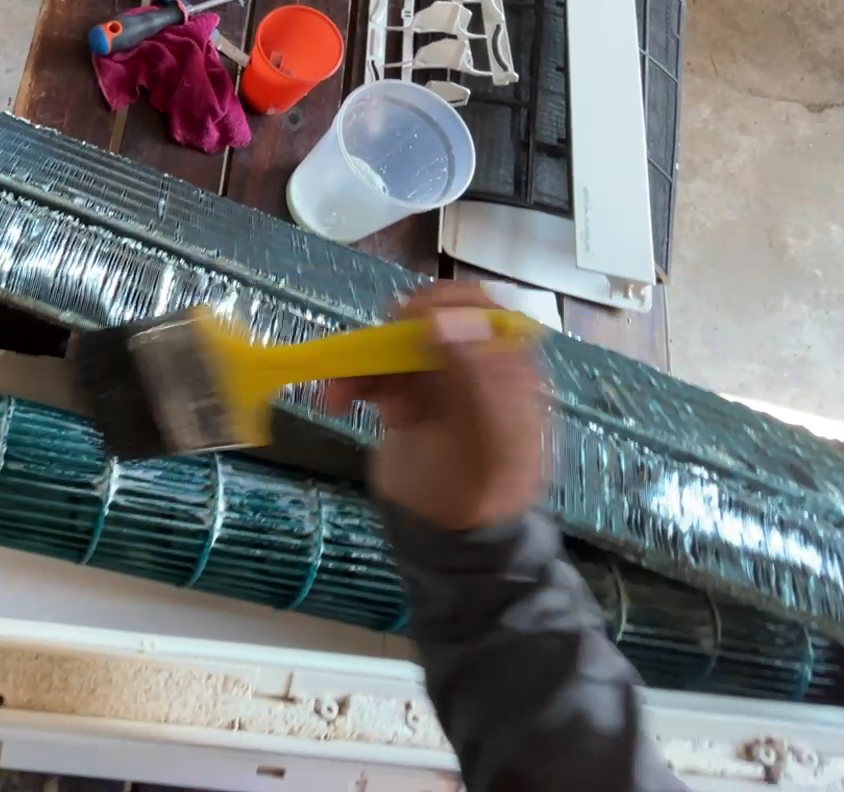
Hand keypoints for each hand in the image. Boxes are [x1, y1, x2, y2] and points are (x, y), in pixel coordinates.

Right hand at [326, 283, 547, 530]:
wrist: (442, 539)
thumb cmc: (474, 492)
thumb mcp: (483, 439)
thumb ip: (471, 377)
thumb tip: (442, 318)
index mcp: (506, 370)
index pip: (482, 310)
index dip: (444, 303)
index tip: (406, 316)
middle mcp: (471, 366)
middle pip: (426, 322)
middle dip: (388, 338)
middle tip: (367, 353)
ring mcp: (434, 381)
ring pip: (390, 347)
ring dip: (359, 364)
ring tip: (338, 394)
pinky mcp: (402, 397)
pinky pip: (371, 372)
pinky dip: (349, 382)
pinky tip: (337, 402)